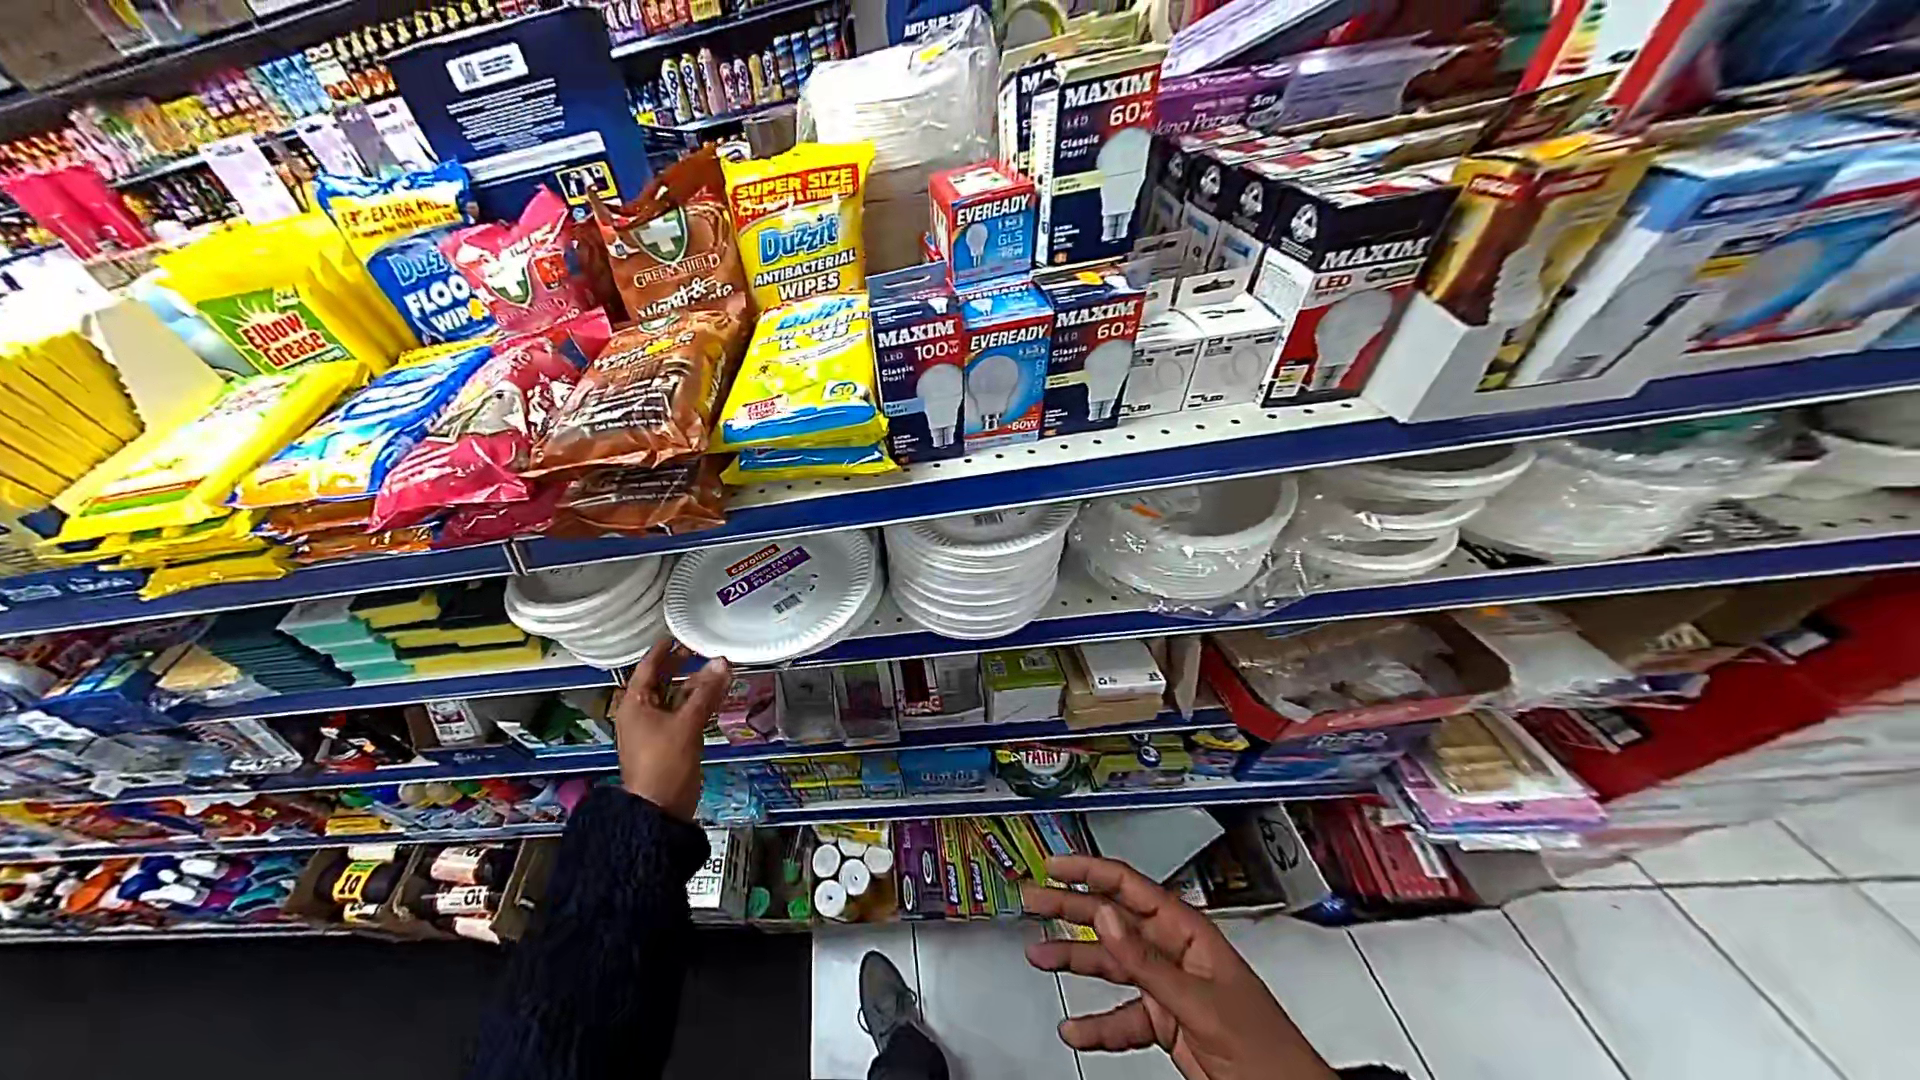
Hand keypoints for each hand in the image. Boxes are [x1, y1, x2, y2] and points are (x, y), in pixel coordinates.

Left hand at [613, 639, 730, 821]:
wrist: (660, 807)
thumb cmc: (663, 763)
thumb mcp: (686, 723)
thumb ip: (706, 692)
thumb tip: (721, 663)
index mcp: (635, 705)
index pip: (647, 669)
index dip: (661, 651)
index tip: (675, 635)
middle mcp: (643, 713)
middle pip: (662, 682)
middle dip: (681, 665)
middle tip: (699, 647)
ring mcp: (658, 728)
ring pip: (677, 697)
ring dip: (696, 683)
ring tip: (717, 666)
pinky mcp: (673, 740)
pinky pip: (687, 712)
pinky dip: (701, 700)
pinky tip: (718, 691)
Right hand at [1021, 855, 1336, 1079]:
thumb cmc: (1267, 1050)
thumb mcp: (1199, 1001)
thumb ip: (1147, 959)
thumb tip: (1105, 914)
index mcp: (1186, 931)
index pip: (1129, 887)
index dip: (1089, 870)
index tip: (1056, 864)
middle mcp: (1172, 951)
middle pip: (1111, 920)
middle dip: (1069, 909)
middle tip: (1034, 899)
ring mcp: (1167, 987)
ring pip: (1110, 965)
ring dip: (1074, 962)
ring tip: (1041, 956)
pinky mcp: (1164, 1022)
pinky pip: (1120, 1016)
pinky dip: (1097, 1024)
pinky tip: (1076, 1028)